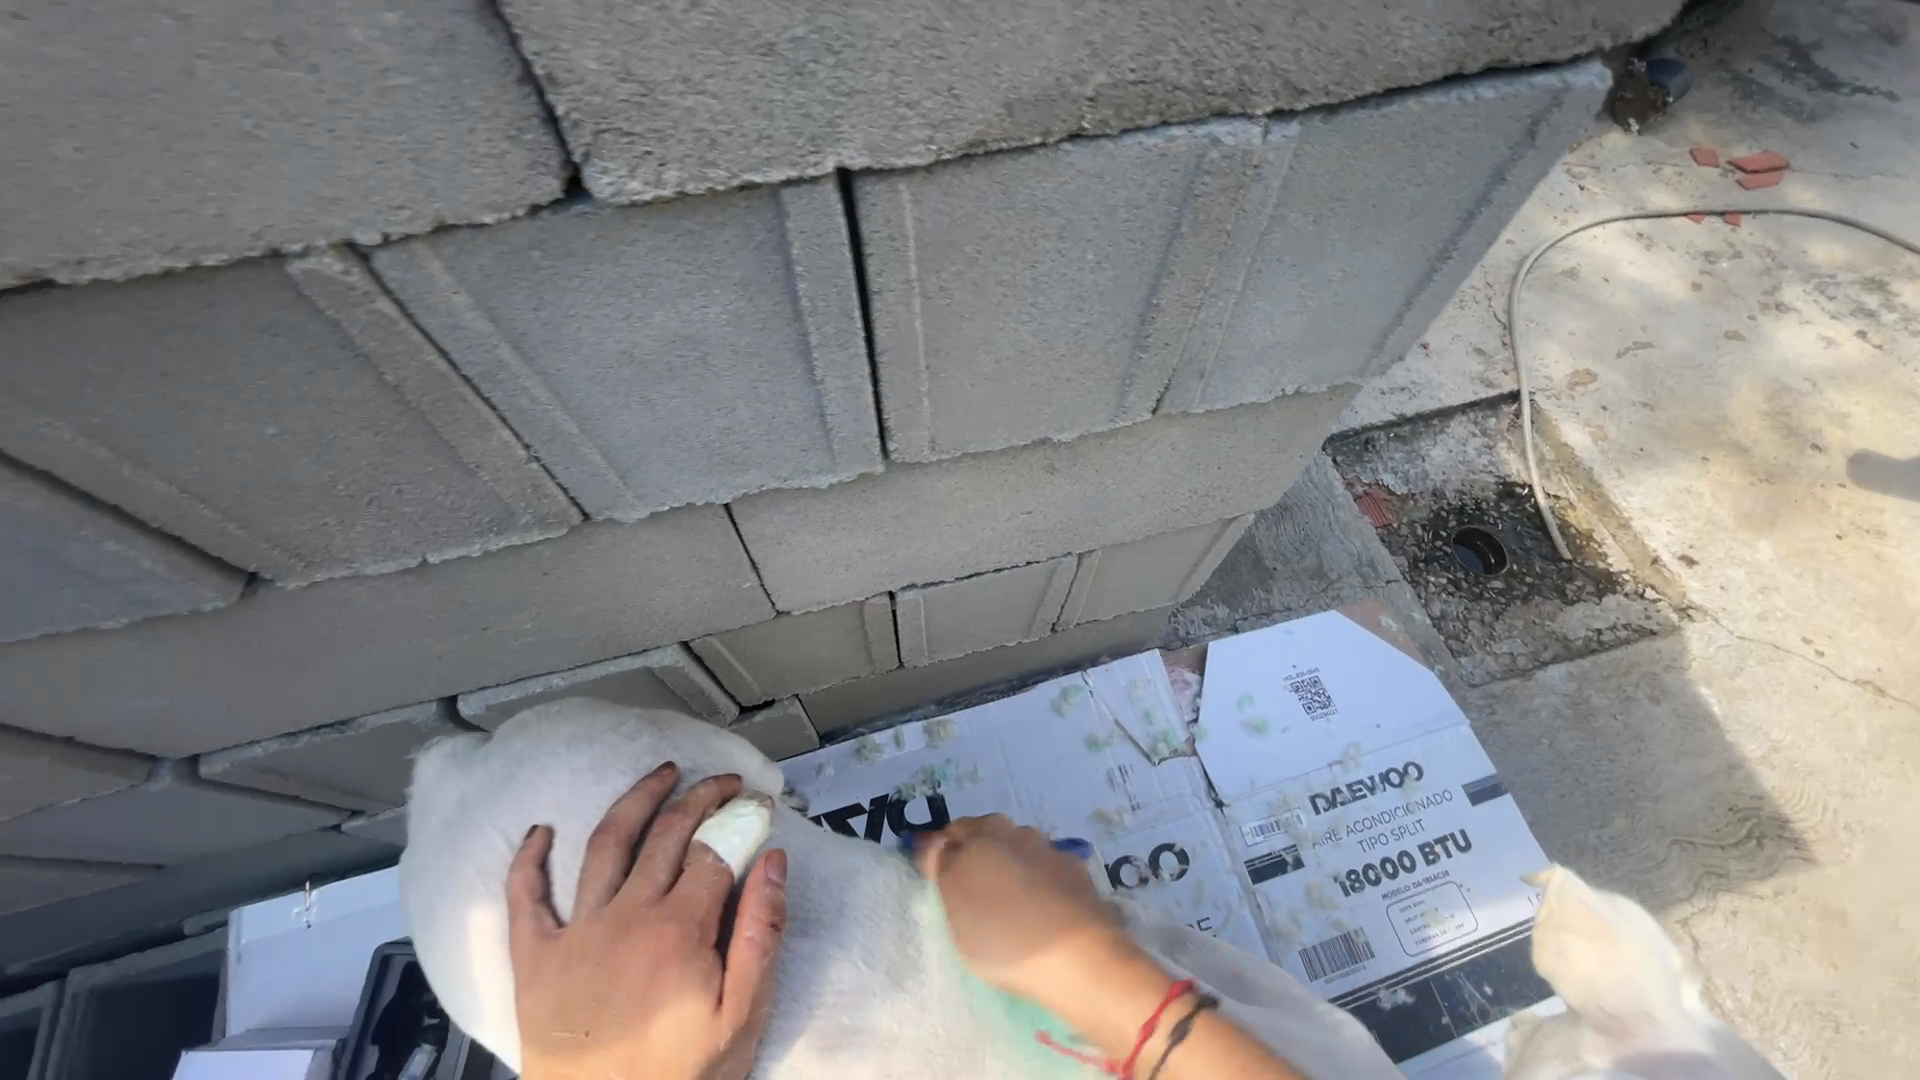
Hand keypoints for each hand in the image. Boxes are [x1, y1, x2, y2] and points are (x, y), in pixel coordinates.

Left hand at [507, 763, 787, 1079]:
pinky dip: (528, 860)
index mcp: (679, 929)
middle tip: (724, 782)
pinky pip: (524, 898)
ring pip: (607, 843)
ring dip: (637, 799)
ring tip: (662, 773)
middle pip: (668, 833)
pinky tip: (540, 830)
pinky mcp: (534, 958)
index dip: (740, 818)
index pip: (716, 849)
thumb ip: (763, 933)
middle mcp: (626, 916)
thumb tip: (773, 860)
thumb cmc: (680, 1078)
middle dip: (701, 796)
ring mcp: (575, 933)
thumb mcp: (742, 1018)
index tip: (758, 802)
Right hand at [914, 815, 1306, 1079]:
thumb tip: (937, 844)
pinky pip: (1049, 883)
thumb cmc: (1022, 939)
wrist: (1099, 972)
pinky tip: (1032, 921)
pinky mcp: (1090, 899)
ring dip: (1006, 872)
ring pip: (1026, 858)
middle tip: (955, 883)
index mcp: (1006, 842)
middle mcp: (1038, 845)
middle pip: (996, 838)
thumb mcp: (968, 905)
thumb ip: (949, 866)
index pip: (964, 829)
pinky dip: (1032, 894)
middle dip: (974, 850)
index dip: (945, 846)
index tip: (929, 866)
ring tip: (992, 908)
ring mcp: (1068, 870)